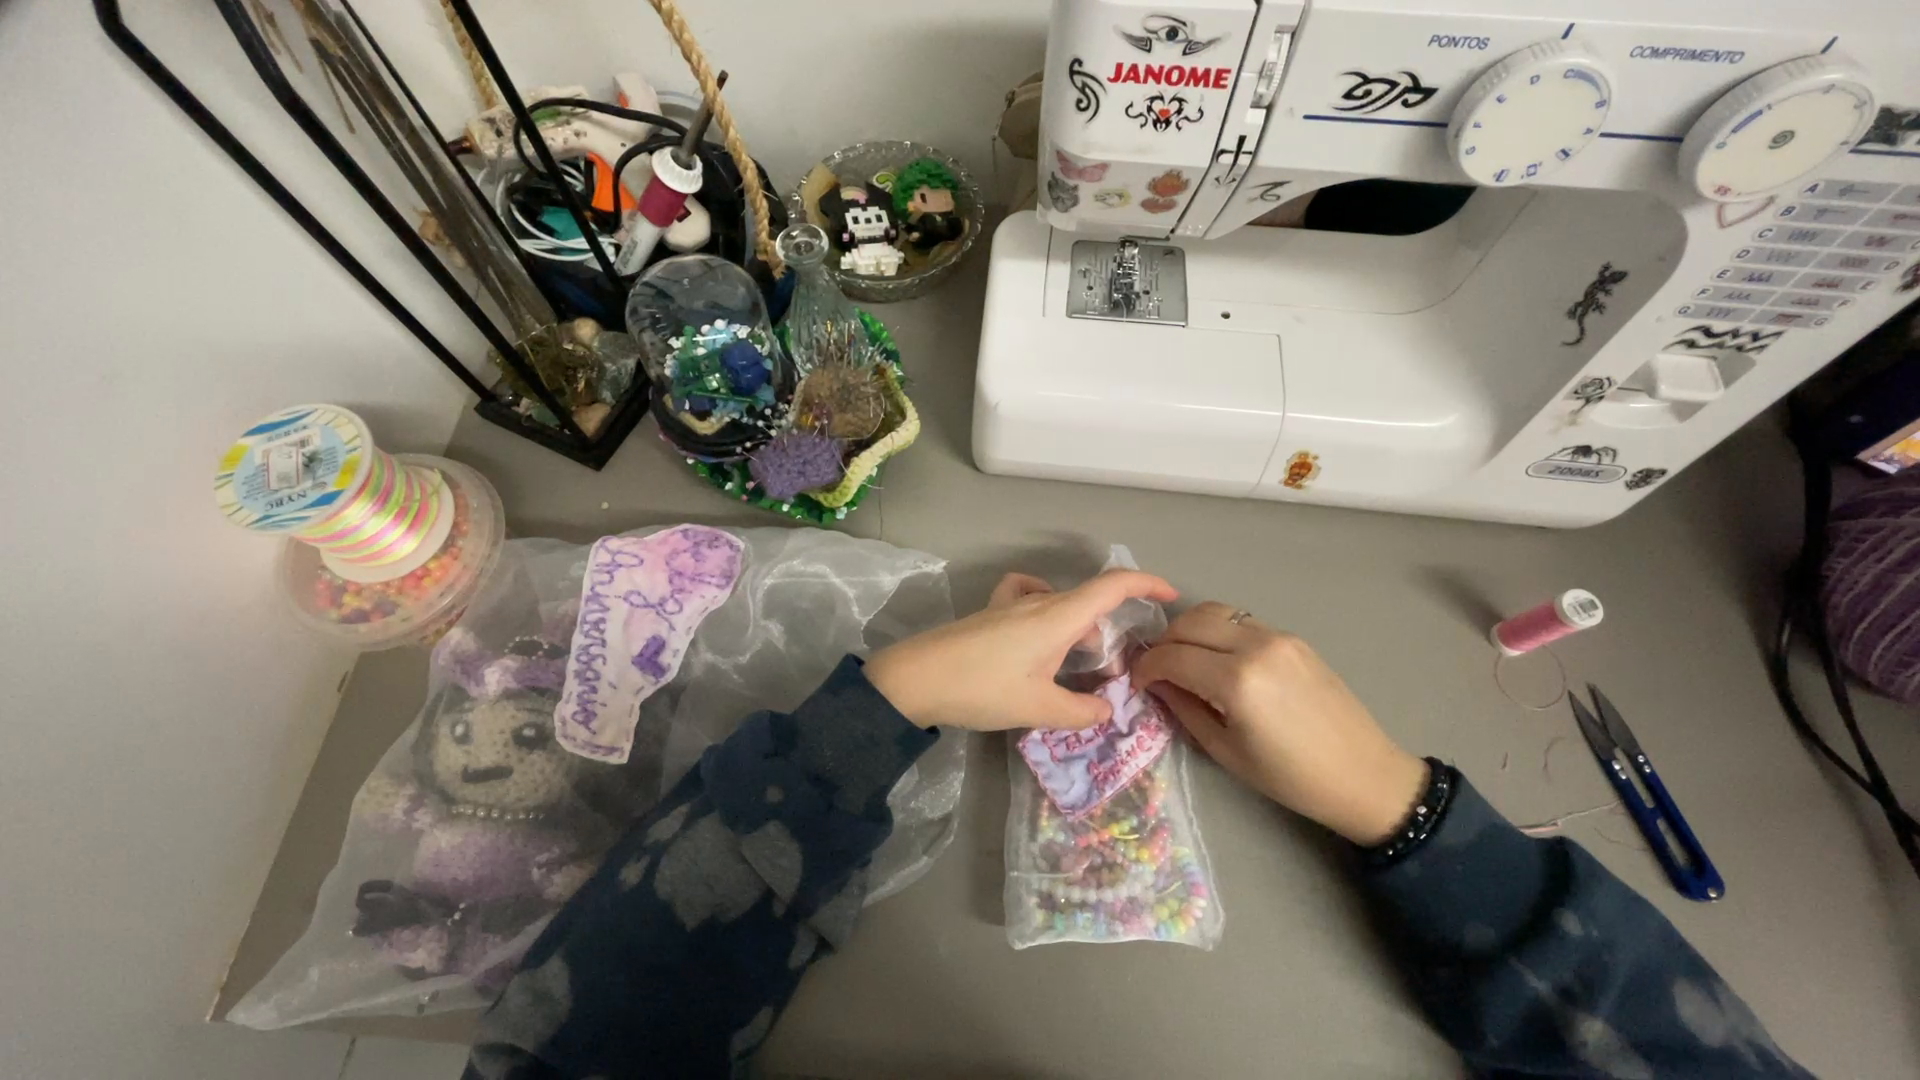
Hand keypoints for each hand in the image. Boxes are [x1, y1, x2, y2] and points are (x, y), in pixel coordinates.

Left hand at [865, 570, 1178, 731]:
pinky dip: (1045, 612)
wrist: (914, 679)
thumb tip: (1107, 711)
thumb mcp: (1037, 708)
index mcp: (1057, 616)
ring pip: (1060, 603)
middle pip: (1087, 598)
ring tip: (1077, 664)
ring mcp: (1009, 605)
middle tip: (1114, 667)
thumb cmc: (981, 689)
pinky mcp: (989, 615)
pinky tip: (1038, 637)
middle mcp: (1037, 602)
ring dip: (1078, 626)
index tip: (1170, 597)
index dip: (1146, 584)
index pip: (1112, 585)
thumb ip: (1080, 712)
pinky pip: (1028, 599)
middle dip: (1111, 624)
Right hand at [1131, 604, 1428, 845]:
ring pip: (1214, 612)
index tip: (1136, 683)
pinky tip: (1215, 658)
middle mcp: (1255, 647)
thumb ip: (1184, 709)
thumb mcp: (1225, 751)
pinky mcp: (1292, 637)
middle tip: (1155, 670)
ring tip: (1182, 659)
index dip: (1145, 668)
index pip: (1171, 656)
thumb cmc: (1291, 777)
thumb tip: (1156, 685)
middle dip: (1162, 643)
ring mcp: (1277, 636)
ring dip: (1188, 630)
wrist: (1364, 774)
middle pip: (1188, 623)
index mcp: (1236, 682)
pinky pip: (1240, 621)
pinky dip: (1216, 630)